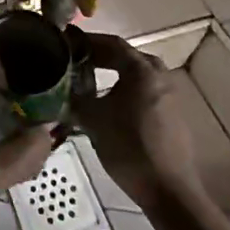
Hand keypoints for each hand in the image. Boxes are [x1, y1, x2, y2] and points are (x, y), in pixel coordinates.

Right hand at [67, 27, 198, 206]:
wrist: (168, 190)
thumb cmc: (128, 147)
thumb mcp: (91, 118)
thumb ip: (73, 97)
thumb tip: (57, 87)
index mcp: (141, 71)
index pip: (112, 43)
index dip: (87, 40)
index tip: (66, 42)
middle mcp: (159, 78)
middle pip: (128, 56)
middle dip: (101, 55)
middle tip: (77, 59)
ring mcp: (170, 97)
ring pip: (138, 74)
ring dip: (115, 72)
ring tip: (89, 80)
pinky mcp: (172, 116)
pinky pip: (145, 90)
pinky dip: (126, 88)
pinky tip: (109, 104)